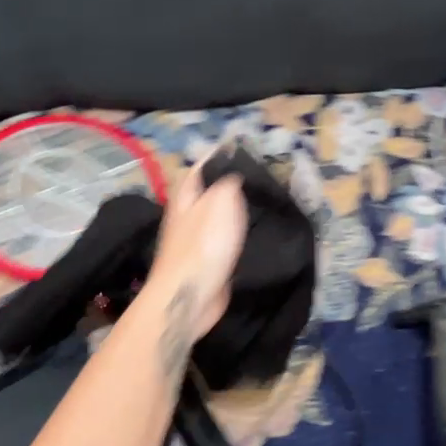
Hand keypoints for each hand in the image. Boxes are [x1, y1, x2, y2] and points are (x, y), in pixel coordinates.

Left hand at [146, 153, 247, 340]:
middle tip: (257, 176)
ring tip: (260, 202)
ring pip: (215, 217)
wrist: (190, 296)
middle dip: (226, 183)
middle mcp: (186, 216)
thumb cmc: (203, 245)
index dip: (215, 157)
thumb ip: (227, 182)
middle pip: (205, 193)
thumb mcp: (219, 201)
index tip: (239, 149)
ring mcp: (194, 242)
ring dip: (233, 210)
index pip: (198, 168)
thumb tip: (232, 171)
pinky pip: (223, 241)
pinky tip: (253, 234)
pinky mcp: (205, 263)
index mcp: (186, 198)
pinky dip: (236, 234)